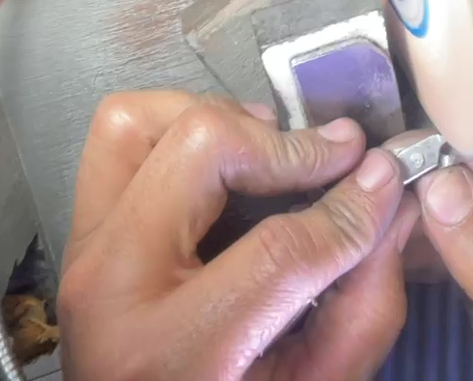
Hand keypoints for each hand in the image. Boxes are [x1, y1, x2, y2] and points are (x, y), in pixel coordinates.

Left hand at [58, 92, 418, 379]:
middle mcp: (111, 283)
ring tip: (268, 155)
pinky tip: (224, 158)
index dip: (346, 205)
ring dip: (220, 121)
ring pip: (143, 120)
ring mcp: (84, 243)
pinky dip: (177, 122)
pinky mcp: (82, 218)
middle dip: (285, 144)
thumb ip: (362, 304)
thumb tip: (389, 198)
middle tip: (335, 158)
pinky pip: (122, 128)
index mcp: (171, 353)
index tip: (384, 177)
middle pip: (203, 147)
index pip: (277, 250)